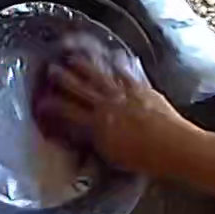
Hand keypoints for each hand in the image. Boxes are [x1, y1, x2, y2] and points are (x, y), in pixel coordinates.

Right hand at [35, 48, 196, 175]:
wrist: (173, 146)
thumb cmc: (143, 158)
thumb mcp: (111, 156)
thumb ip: (96, 142)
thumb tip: (85, 134)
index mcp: (97, 125)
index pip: (68, 112)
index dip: (52, 106)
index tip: (41, 102)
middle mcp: (107, 105)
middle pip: (80, 88)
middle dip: (63, 78)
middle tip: (51, 69)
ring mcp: (124, 94)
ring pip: (99, 75)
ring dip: (84, 65)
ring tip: (73, 56)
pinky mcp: (141, 88)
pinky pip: (125, 72)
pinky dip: (117, 63)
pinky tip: (112, 55)